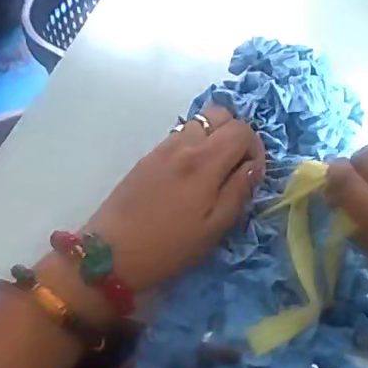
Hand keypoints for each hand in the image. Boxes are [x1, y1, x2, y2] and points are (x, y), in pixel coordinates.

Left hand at [82, 101, 264, 294]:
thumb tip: (253, 167)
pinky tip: (190, 175)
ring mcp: (163, 147)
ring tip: (213, 170)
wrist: (112, 253)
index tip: (251, 174)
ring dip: (213, 137)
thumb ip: (238, 191)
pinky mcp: (148, 157)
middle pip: (220, 114)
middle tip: (235, 165)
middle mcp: (184, 144)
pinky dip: (193, 144)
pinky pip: (179, 135)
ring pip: (198, 122)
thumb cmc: (170, 246)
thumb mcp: (215, 227)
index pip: (242, 130)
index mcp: (205, 161)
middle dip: (236, 133)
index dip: (255, 148)